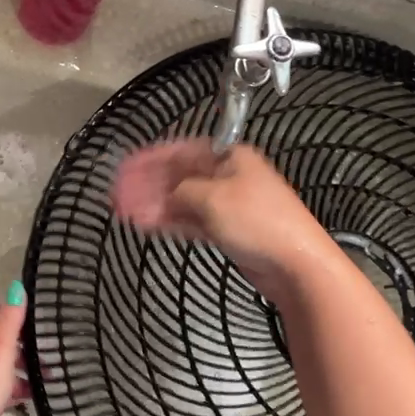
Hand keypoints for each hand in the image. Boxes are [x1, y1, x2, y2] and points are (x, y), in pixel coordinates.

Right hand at [113, 140, 331, 303]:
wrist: (296, 265)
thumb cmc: (259, 222)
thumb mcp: (212, 198)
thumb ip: (180, 191)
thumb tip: (164, 196)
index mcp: (230, 157)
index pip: (181, 150)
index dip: (150, 158)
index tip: (124, 166)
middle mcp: (228, 177)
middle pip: (179, 176)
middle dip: (147, 183)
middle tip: (118, 192)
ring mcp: (227, 205)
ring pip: (181, 200)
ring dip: (154, 204)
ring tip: (125, 211)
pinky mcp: (227, 230)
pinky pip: (190, 221)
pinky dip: (168, 221)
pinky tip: (146, 224)